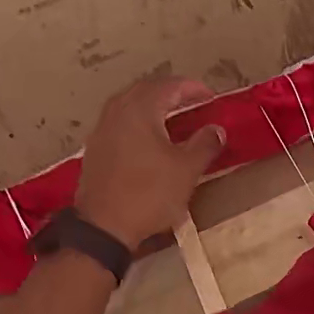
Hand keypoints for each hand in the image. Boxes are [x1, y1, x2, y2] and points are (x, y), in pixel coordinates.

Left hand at [75, 77, 225, 249]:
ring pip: (130, 106)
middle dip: (171, 93)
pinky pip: (121, 123)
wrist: (104, 227)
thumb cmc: (149, 193)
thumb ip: (204, 144)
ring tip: (175, 118)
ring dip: (154, 107)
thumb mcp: (187, 169)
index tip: (211, 97)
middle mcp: (116, 113)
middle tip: (194, 102)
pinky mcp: (96, 150)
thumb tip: (216, 129)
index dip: (193, 88)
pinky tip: (152, 140)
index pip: (168, 86)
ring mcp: (102, 131)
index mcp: (139, 111)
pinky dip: (140, 123)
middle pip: (145, 90)